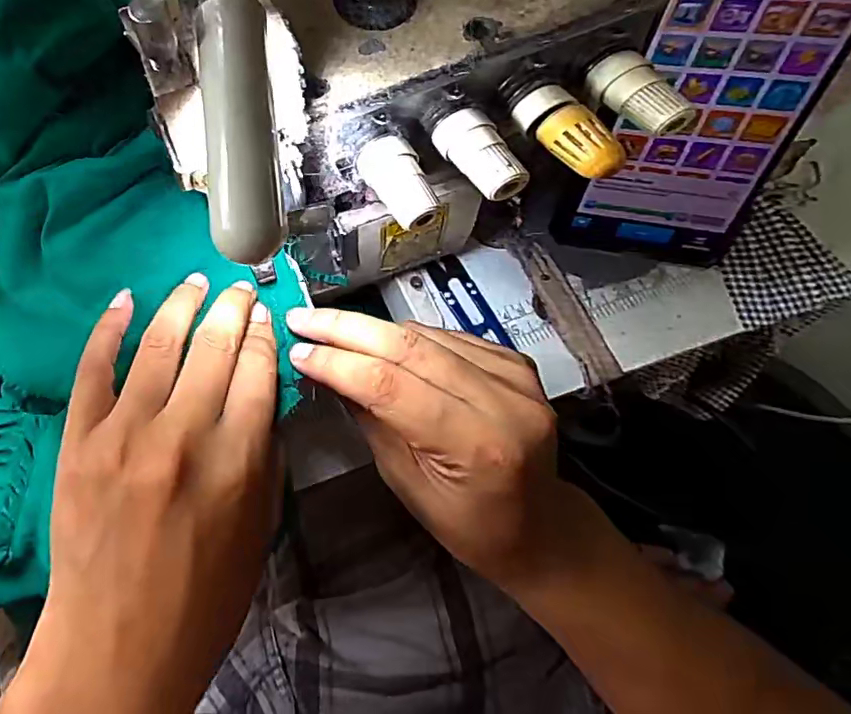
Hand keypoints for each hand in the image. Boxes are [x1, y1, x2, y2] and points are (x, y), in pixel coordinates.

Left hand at [2, 275, 281, 713]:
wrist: (115, 647)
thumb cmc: (201, 598)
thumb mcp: (258, 530)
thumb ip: (265, 455)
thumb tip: (263, 393)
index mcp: (235, 462)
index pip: (257, 371)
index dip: (263, 336)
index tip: (264, 318)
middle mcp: (182, 435)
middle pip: (214, 346)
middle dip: (232, 308)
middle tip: (239, 288)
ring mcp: (124, 432)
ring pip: (159, 343)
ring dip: (181, 303)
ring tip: (194, 281)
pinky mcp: (80, 438)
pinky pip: (94, 367)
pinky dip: (109, 327)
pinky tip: (126, 300)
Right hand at [291, 310, 850, 713]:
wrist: (555, 537)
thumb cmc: (480, 533)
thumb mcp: (413, 487)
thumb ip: (377, 422)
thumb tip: (333, 373)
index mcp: (476, 440)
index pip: (391, 379)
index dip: (338, 355)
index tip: (294, 339)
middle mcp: (501, 397)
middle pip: (407, 347)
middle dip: (347, 328)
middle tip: (299, 313)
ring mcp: (513, 376)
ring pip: (425, 334)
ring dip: (371, 325)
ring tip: (326, 316)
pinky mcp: (514, 367)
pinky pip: (444, 339)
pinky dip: (403, 332)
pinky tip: (373, 330)